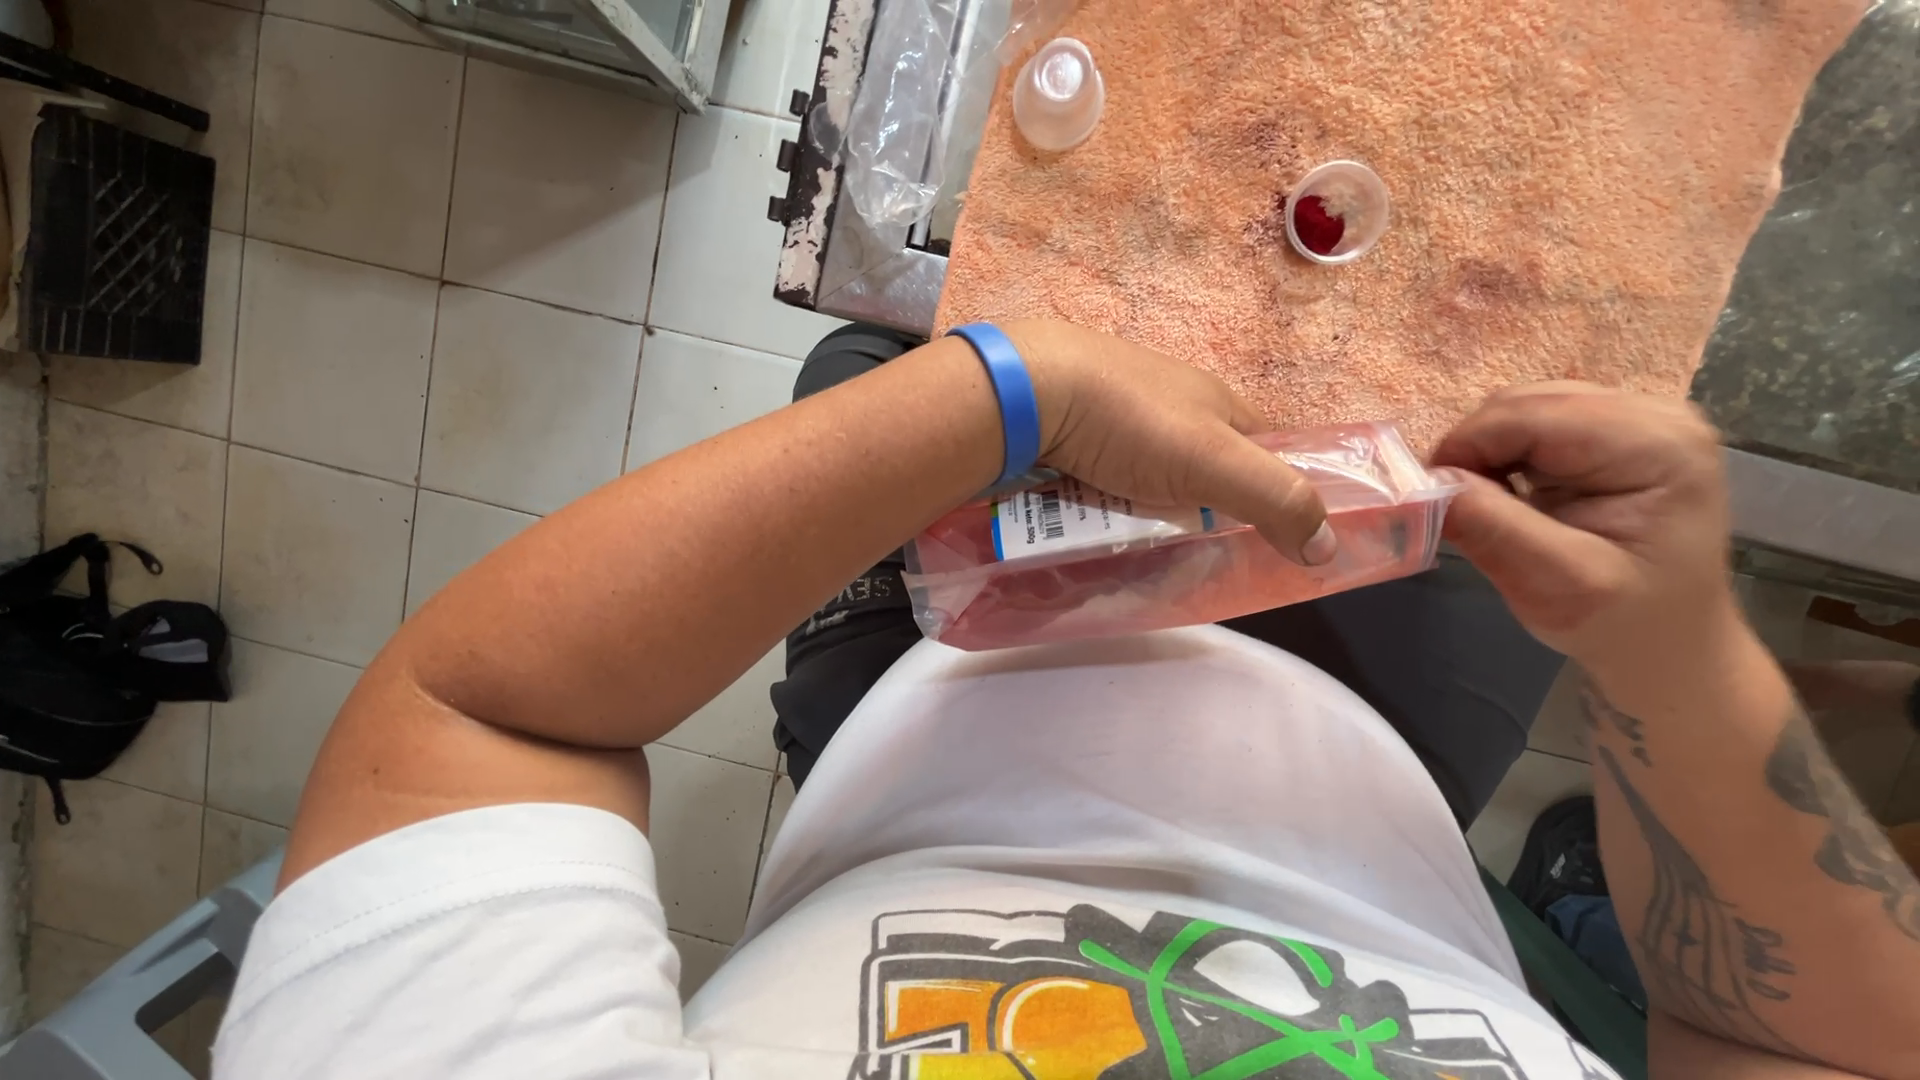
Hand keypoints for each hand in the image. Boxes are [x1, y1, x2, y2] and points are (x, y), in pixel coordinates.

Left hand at [999, 319, 1335, 564]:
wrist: (1032, 391)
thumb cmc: (1132, 421)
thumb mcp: (1215, 462)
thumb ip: (1275, 499)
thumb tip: (1329, 545)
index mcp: (1217, 403)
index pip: (1265, 452)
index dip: (1274, 493)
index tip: (1268, 541)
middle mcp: (1173, 405)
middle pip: (1205, 470)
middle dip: (1203, 511)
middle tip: (1192, 555)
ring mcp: (1121, 415)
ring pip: (1151, 478)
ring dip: (1150, 510)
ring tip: (1138, 547)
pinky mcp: (1078, 431)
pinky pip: (1106, 476)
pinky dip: (1109, 501)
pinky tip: (1096, 524)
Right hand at [1430, 383, 1740, 678]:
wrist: (1666, 644)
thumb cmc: (1620, 621)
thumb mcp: (1552, 583)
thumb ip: (1491, 527)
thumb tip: (1425, 484)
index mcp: (1656, 445)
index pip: (1530, 415)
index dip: (1467, 447)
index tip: (1434, 500)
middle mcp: (1655, 413)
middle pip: (1523, 402)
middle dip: (1473, 449)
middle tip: (1454, 506)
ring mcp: (1636, 418)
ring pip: (1519, 407)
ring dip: (1483, 452)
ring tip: (1483, 503)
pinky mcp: (1614, 431)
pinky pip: (1530, 422)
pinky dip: (1500, 454)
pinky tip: (1509, 493)